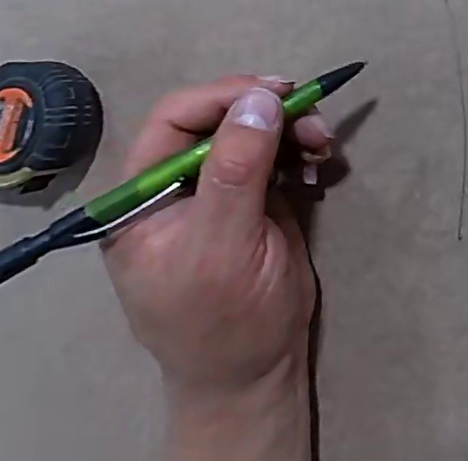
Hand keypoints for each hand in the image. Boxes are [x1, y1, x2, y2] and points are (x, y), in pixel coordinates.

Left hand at [103, 76, 332, 460]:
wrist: (258, 375)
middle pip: (219, 117)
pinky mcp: (253, 193)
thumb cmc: (222, 323)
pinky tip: (317, 162)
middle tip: (311, 113)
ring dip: (292, 125)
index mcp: (144, 191)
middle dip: (267, 110)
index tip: (273, 91)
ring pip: (253, 128)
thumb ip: (236, 171)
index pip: (175, 118)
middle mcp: (177, 179)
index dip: (222, 96)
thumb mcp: (222, 248)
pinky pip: (276, 151)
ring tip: (323, 141)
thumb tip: (260, 98)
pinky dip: (300, 147)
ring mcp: (218, 184)